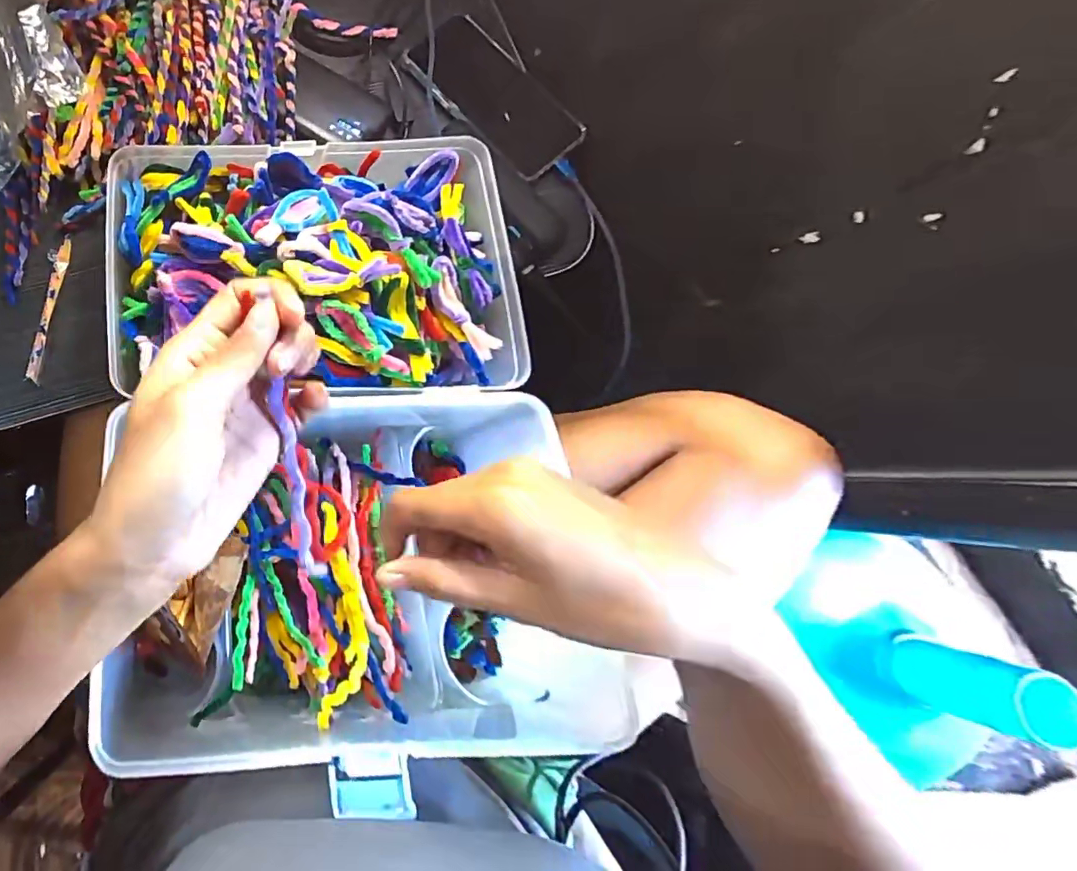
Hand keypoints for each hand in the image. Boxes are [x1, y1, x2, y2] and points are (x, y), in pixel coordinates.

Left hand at [83, 279, 326, 595]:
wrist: (155, 544)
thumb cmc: (160, 468)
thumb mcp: (193, 405)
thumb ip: (235, 355)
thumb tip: (268, 304)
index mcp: (195, 350)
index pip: (237, 299)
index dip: (268, 297)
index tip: (288, 318)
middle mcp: (224, 368)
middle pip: (270, 323)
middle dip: (289, 331)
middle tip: (283, 366)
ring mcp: (248, 402)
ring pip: (288, 358)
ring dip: (303, 358)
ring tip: (296, 386)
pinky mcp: (267, 434)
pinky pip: (298, 402)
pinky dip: (313, 396)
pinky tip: (314, 406)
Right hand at [377, 456, 766, 663]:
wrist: (692, 594)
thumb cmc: (601, 607)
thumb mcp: (514, 601)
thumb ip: (442, 580)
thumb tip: (384, 574)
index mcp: (490, 499)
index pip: (409, 505)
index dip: (390, 537)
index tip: (400, 577)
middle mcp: (501, 470)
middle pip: (435, 501)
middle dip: (431, 544)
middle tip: (458, 593)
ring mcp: (525, 468)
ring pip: (461, 499)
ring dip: (459, 539)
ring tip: (494, 583)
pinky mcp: (544, 475)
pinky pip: (490, 495)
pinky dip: (484, 527)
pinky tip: (515, 561)